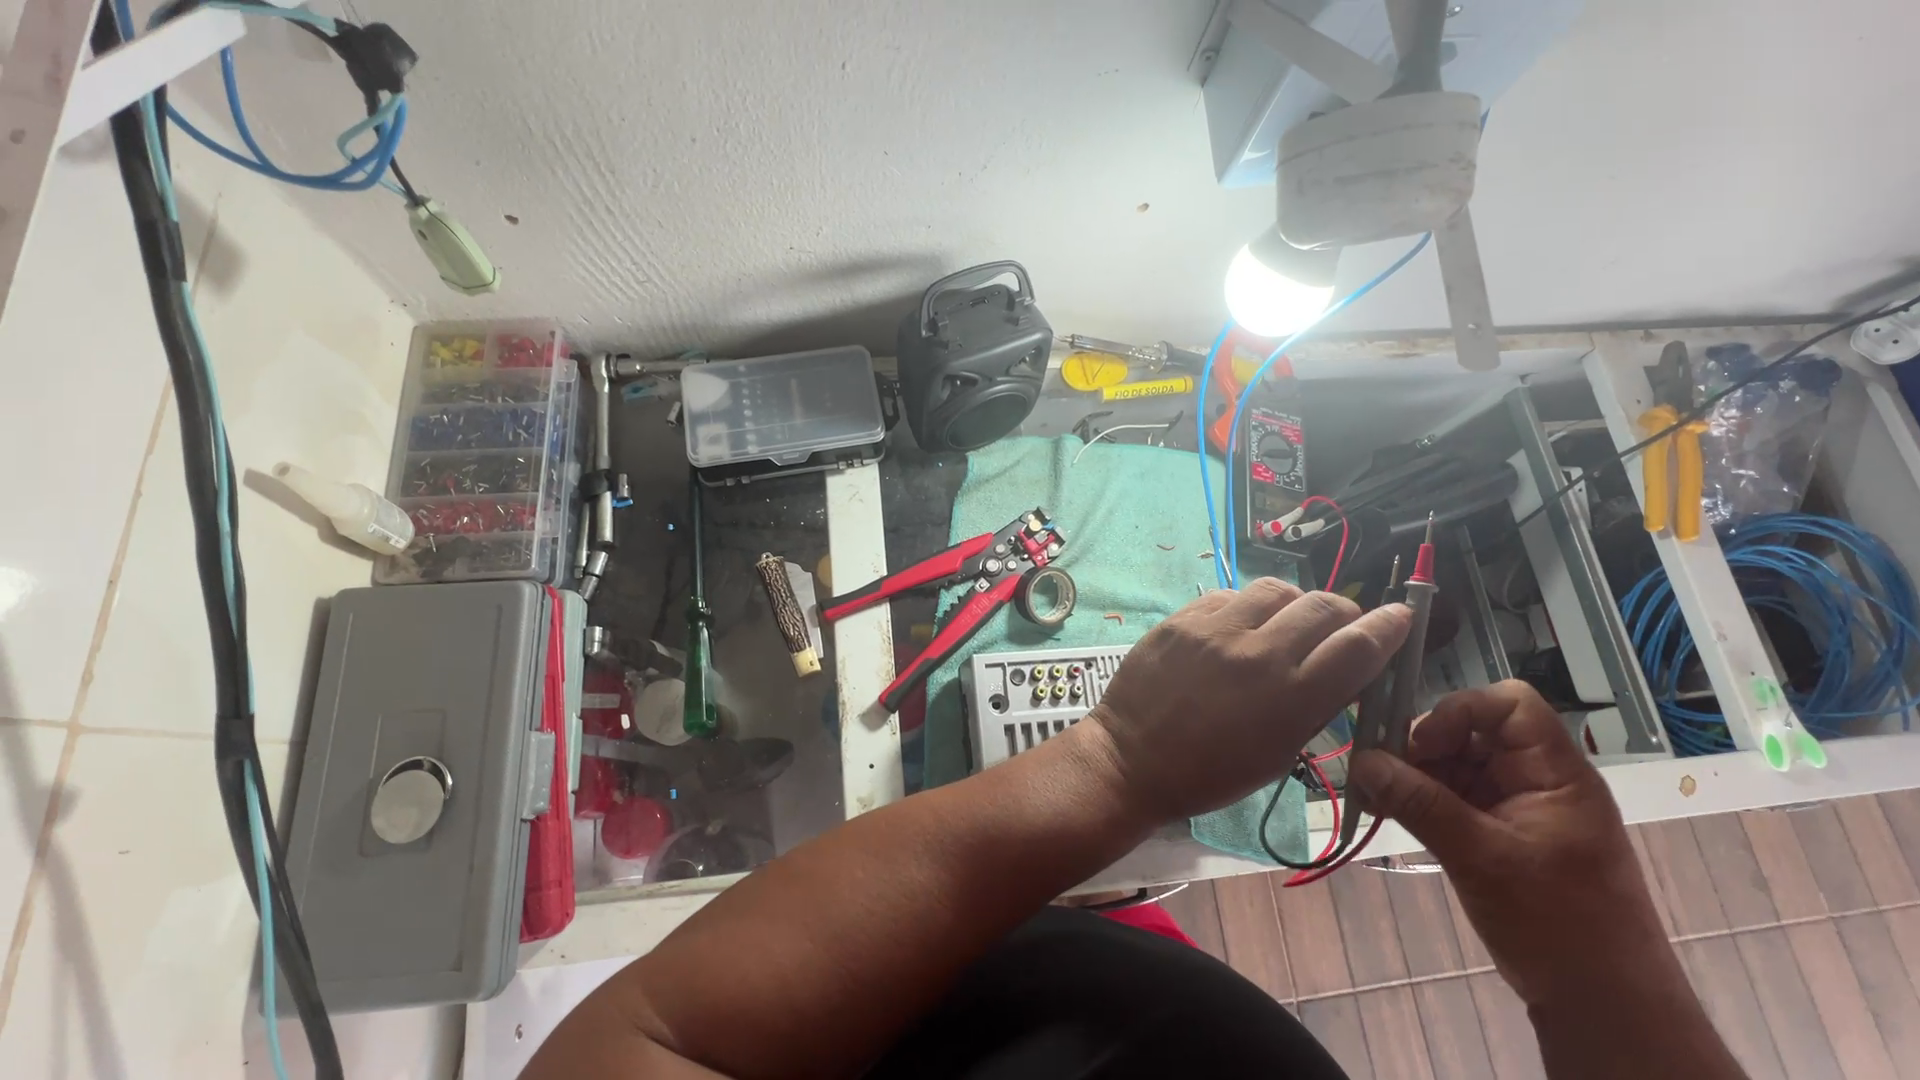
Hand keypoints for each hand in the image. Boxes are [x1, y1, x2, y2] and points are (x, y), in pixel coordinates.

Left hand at [1084, 579, 1410, 823]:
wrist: (1132, 760)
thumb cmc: (1210, 773)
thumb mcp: (1279, 752)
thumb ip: (1316, 705)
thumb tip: (1345, 669)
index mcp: (1291, 698)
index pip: (1358, 645)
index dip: (1388, 626)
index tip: (1401, 617)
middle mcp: (1258, 653)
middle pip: (1324, 606)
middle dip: (1344, 613)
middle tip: (1339, 627)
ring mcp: (1216, 630)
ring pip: (1277, 590)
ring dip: (1294, 604)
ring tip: (1286, 624)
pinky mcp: (1182, 618)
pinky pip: (1230, 596)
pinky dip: (1246, 608)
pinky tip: (1239, 628)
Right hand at [1347, 681, 1670, 1005]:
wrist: (1603, 1005)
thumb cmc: (1556, 924)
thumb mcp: (1480, 858)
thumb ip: (1419, 804)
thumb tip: (1360, 761)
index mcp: (1555, 774)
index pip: (1509, 705)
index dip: (1459, 712)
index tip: (1420, 747)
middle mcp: (1537, 780)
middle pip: (1474, 732)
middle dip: (1423, 746)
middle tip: (1379, 774)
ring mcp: (1519, 808)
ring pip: (1457, 765)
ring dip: (1414, 775)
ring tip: (1374, 798)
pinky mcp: (1501, 835)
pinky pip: (1454, 798)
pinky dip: (1420, 800)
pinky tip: (1388, 813)